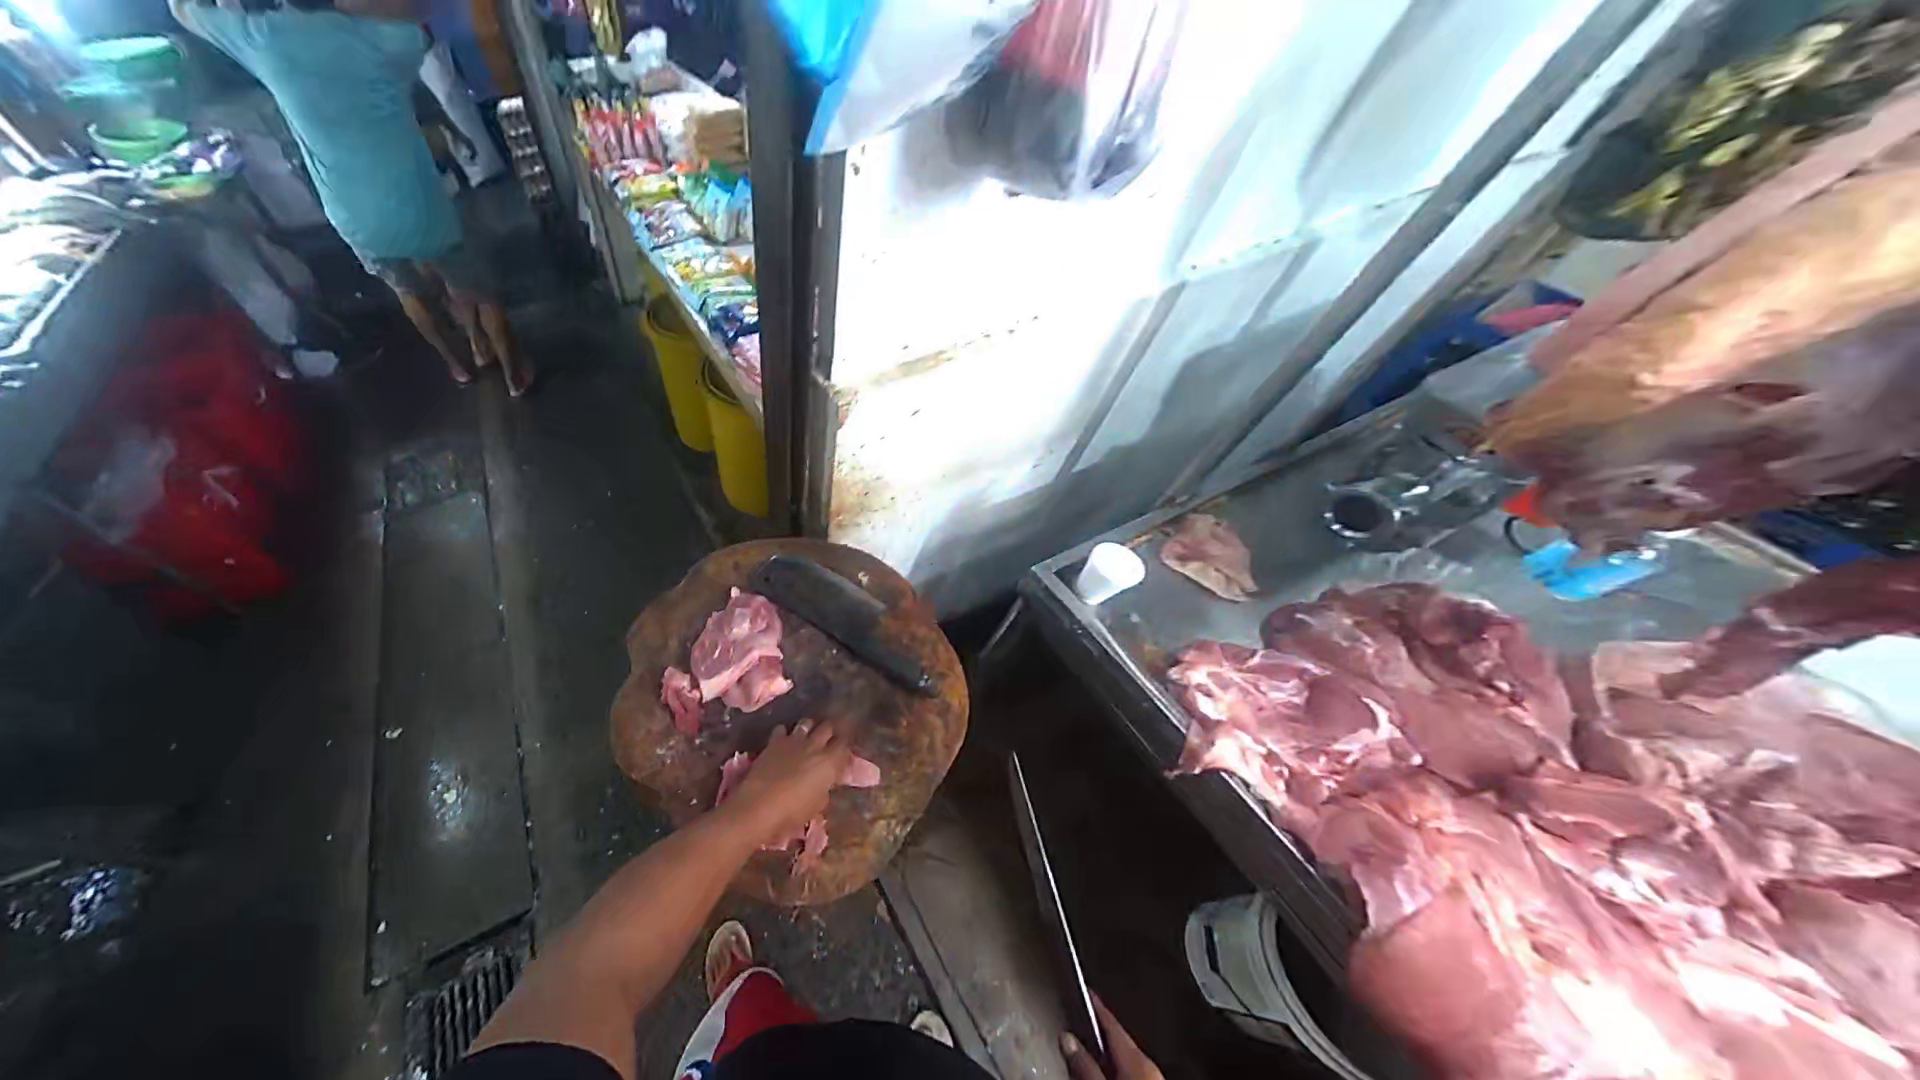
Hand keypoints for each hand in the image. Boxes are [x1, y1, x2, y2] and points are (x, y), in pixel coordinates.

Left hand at [722, 722, 850, 848]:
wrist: (758, 807)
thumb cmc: (792, 812)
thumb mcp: (817, 805)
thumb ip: (824, 790)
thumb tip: (825, 784)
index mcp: (829, 762)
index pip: (844, 743)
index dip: (844, 744)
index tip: (842, 749)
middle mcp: (814, 746)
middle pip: (827, 726)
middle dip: (828, 731)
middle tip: (827, 739)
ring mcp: (793, 741)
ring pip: (806, 722)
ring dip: (808, 728)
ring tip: (806, 735)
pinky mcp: (774, 742)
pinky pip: (782, 729)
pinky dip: (784, 733)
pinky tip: (783, 741)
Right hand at [1060, 996, 1163, 1079]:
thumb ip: (1086, 1067)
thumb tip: (1067, 1038)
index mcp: (1137, 1059)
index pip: (1110, 1021)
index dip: (1094, 1004)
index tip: (1079, 990)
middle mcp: (1147, 1067)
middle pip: (1116, 1040)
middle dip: (1094, 1033)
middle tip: (1071, 1022)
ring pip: (1121, 1060)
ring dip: (1101, 1055)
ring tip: (1080, 1053)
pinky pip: (1127, 1074)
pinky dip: (1110, 1070)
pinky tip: (1099, 1076)